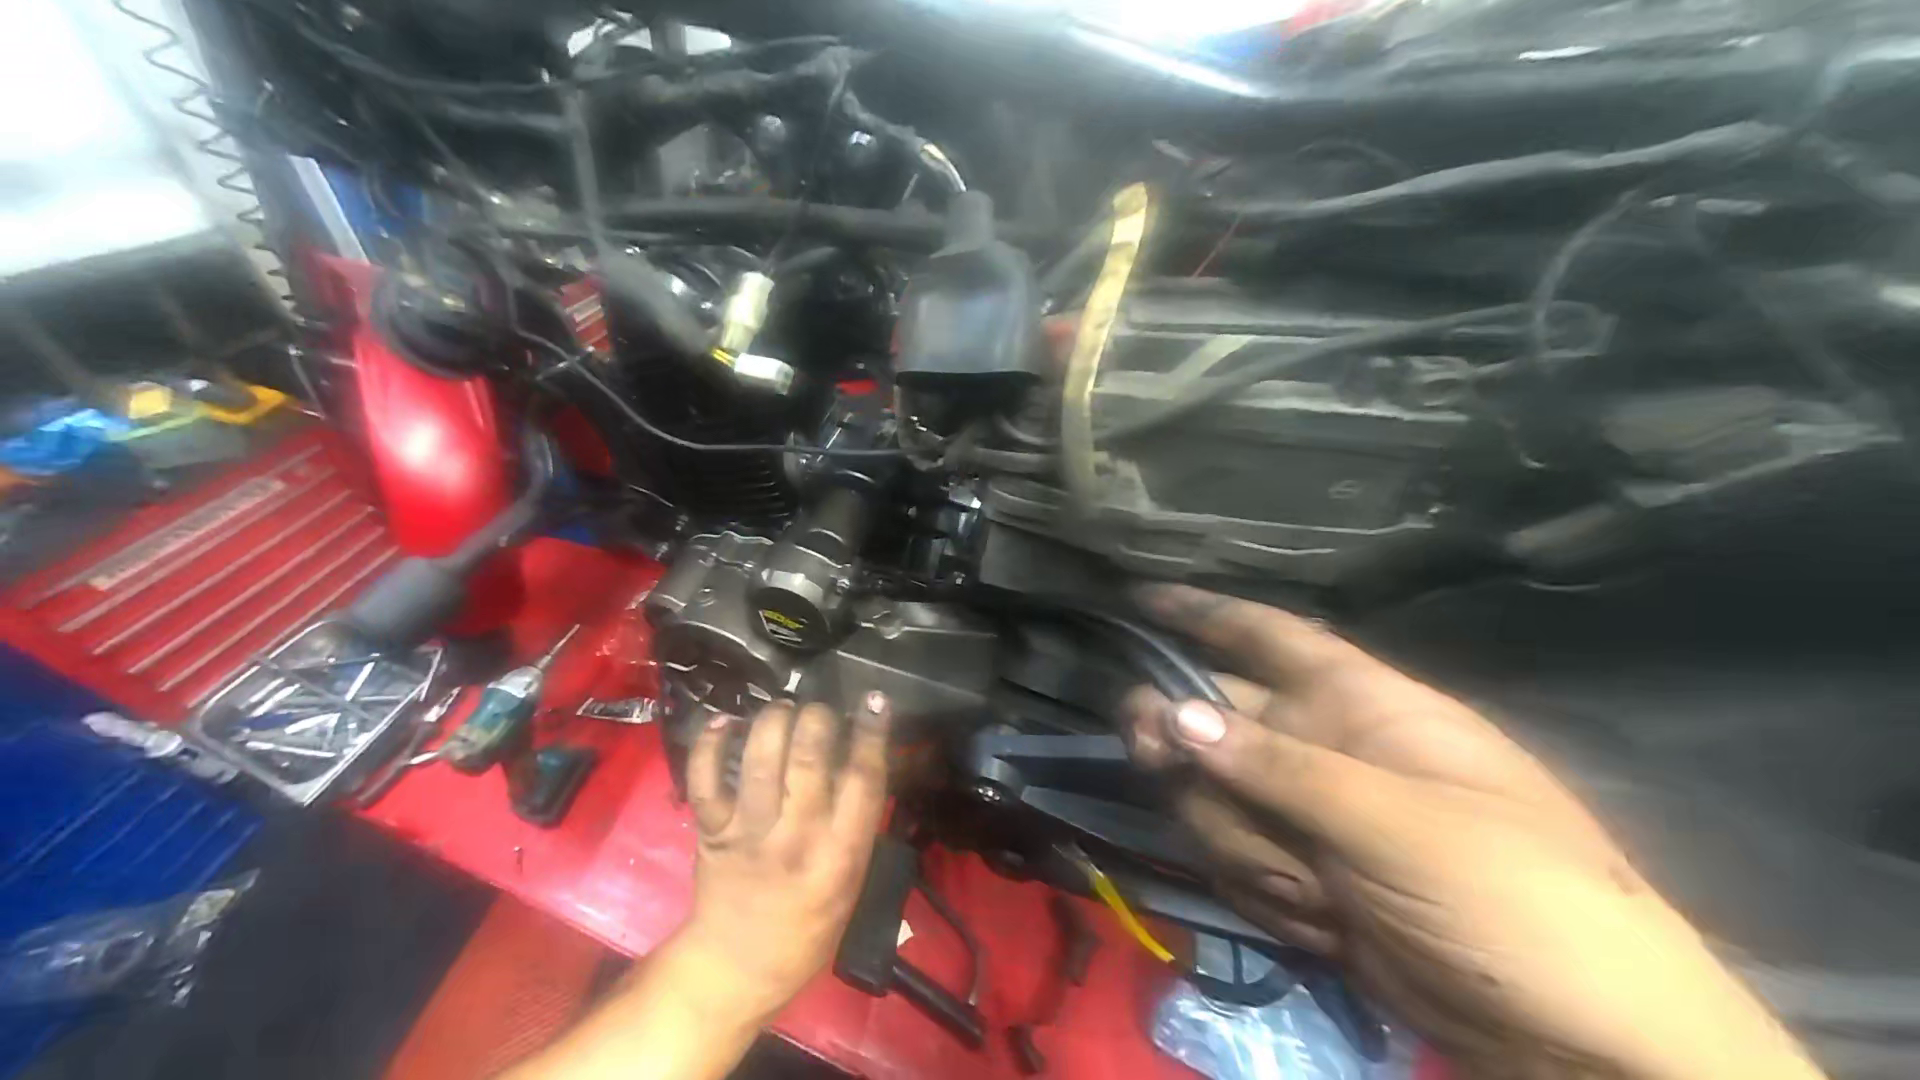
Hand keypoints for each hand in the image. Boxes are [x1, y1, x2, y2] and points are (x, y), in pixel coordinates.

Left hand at [675, 694, 891, 1023]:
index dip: (872, 733)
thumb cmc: (808, 927)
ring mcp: (750, 832)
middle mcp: (797, 836)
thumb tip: (861, 758)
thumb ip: (856, 824)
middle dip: (819, 717)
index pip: (863, 779)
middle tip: (822, 710)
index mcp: (840, 854)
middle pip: (810, 756)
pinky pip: (706, 778)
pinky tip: (725, 721)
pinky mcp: (712, 831)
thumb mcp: (851, 881)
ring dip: (775, 719)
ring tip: (784, 709)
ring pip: (762, 757)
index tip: (874, 701)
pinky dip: (711, 744)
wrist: (736, 969)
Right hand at [1123, 585, 1821, 1079]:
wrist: (1584, 1050)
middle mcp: (1323, 746)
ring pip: (1214, 794)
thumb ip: (1282, 770)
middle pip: (1216, 718)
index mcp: (1362, 705)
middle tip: (1154, 758)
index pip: (1272, 636)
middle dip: (1181, 741)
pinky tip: (1320, 923)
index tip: (1140, 598)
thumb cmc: (1521, 903)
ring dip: (1242, 843)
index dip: (1204, 612)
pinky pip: (1231, 853)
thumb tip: (1177, 716)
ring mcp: (1306, 811)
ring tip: (1311, 893)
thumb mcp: (1400, 828)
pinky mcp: (1297, 870)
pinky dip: (1261, 888)